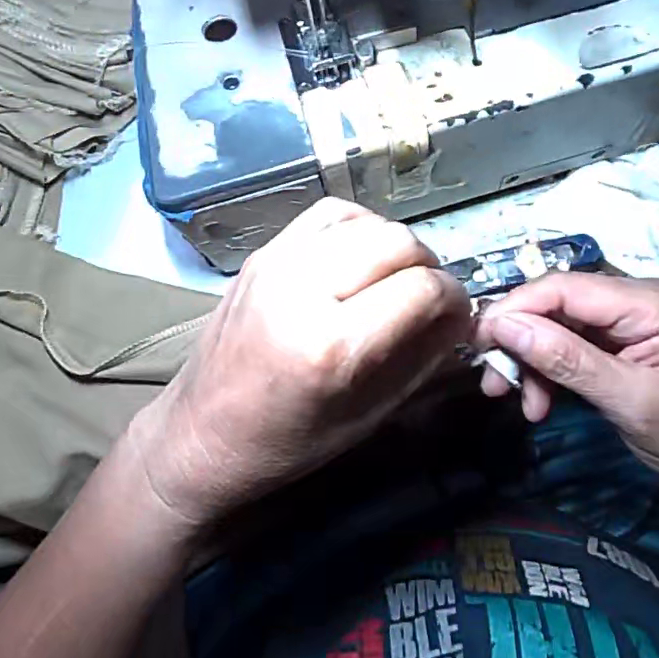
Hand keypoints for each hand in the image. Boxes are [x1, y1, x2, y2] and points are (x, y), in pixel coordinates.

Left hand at [122, 199, 471, 535]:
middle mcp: (302, 289)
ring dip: (396, 244)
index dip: (454, 299)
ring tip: (398, 276)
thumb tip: (460, 317)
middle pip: (397, 242)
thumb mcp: (368, 416)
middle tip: (431, 298)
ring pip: (366, 220)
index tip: (457, 317)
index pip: (421, 289)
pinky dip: (359, 227)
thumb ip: (423, 359)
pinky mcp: (263, 253)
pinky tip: (362, 257)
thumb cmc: (285, 443)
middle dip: (430, 267)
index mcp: (331, 345)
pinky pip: (327, 214)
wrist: (198, 435)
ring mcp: (277, 262)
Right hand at [472, 273, 658, 516]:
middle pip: (560, 306)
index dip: (517, 308)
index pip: (567, 288)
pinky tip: (540, 404)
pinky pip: (574, 348)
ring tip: (519, 403)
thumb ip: (565, 359)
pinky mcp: (625, 344)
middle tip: (491, 380)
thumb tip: (502, 325)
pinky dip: (552, 374)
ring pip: (561, 328)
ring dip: (534, 363)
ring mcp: (633, 322)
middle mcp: (642, 299)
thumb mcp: (629, 401)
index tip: (479, 341)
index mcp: (655, 302)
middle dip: (522, 342)